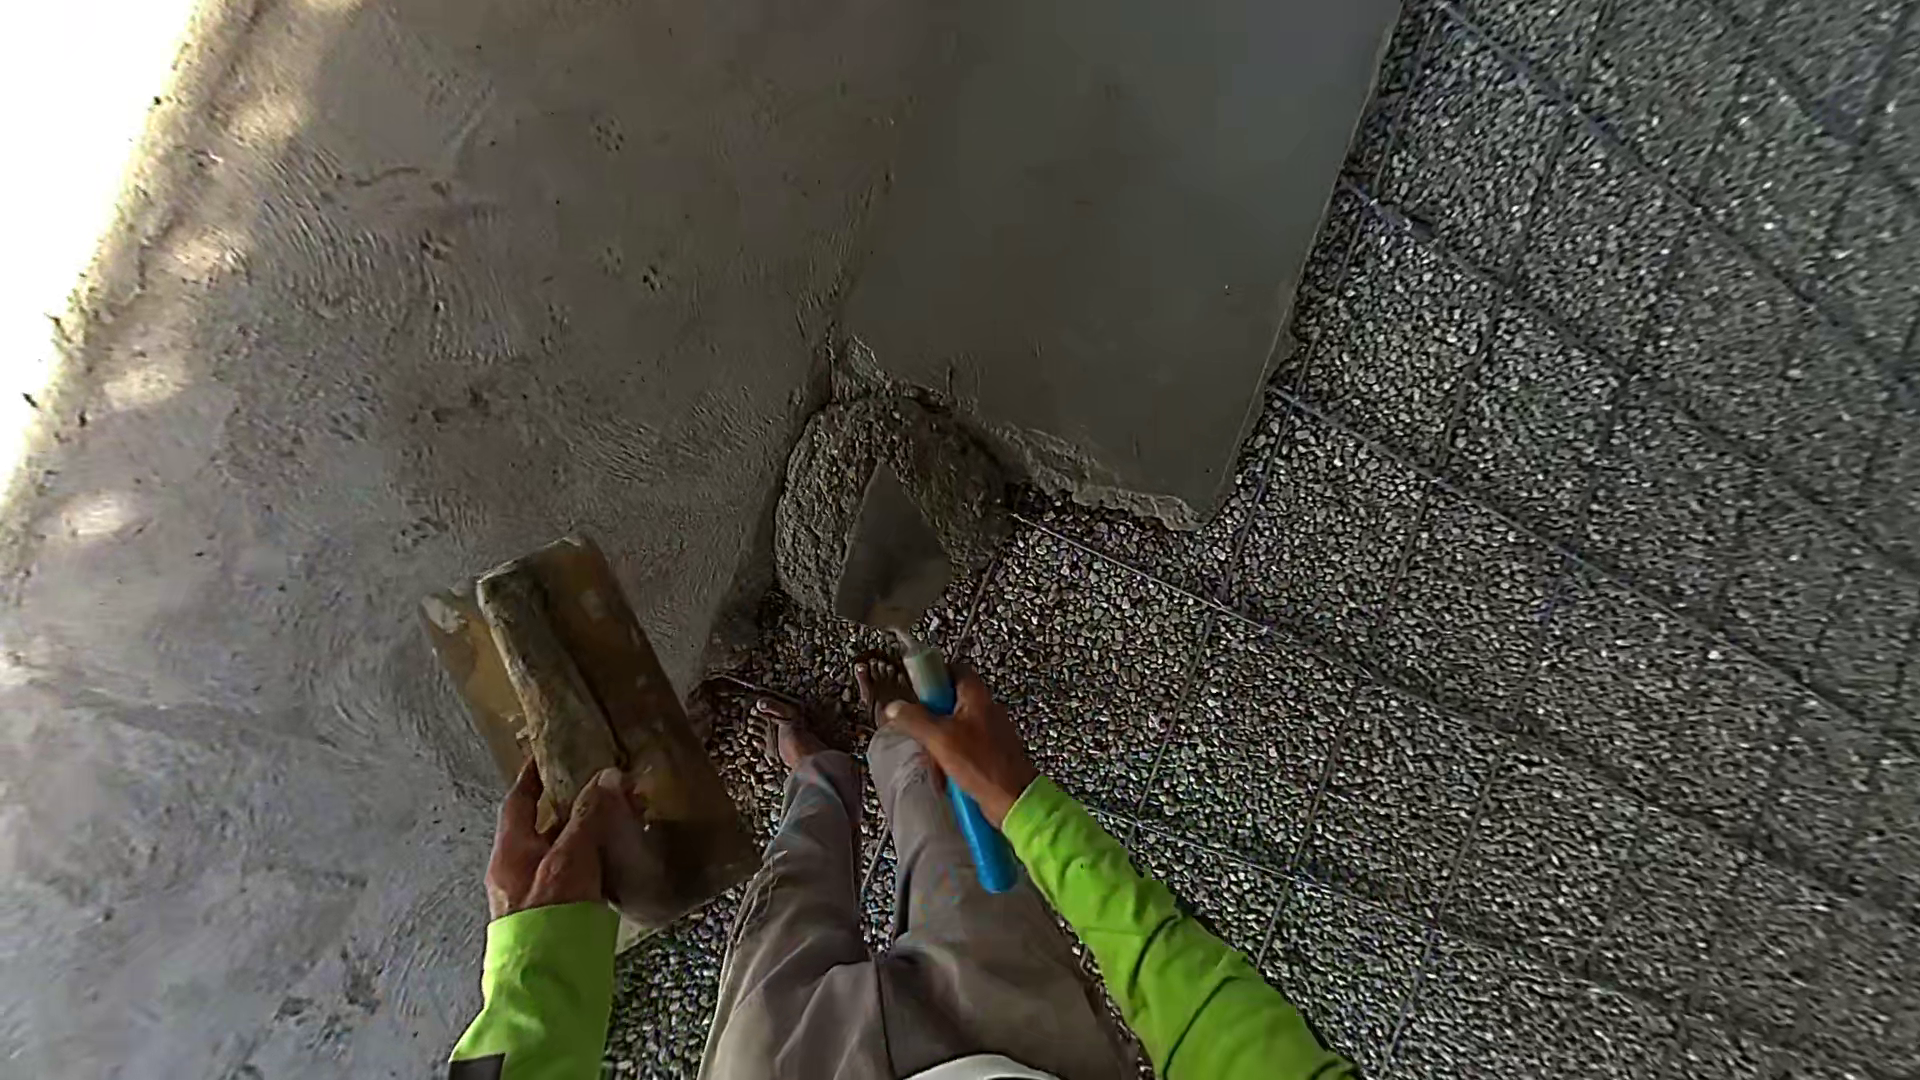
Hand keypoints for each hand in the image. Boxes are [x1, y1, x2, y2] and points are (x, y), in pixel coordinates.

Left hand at [486, 760, 636, 918]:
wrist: (549, 977)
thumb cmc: (550, 911)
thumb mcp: (569, 856)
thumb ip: (588, 815)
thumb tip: (608, 775)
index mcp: (511, 852)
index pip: (518, 802)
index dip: (532, 775)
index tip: (547, 753)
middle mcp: (523, 866)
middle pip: (552, 820)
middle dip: (584, 797)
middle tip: (615, 779)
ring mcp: (544, 885)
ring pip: (573, 839)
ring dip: (601, 820)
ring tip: (635, 805)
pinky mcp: (565, 901)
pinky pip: (586, 860)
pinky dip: (606, 845)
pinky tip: (630, 839)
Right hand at [882, 668, 1038, 826]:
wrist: (1013, 800)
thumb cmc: (981, 764)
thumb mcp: (940, 738)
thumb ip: (915, 719)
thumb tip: (894, 707)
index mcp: (976, 695)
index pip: (954, 669)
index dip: (934, 675)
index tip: (916, 690)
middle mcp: (984, 708)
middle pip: (949, 700)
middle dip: (931, 717)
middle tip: (920, 730)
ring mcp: (988, 731)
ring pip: (953, 726)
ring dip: (938, 742)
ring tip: (932, 758)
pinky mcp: (988, 753)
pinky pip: (962, 747)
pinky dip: (950, 757)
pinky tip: (944, 774)